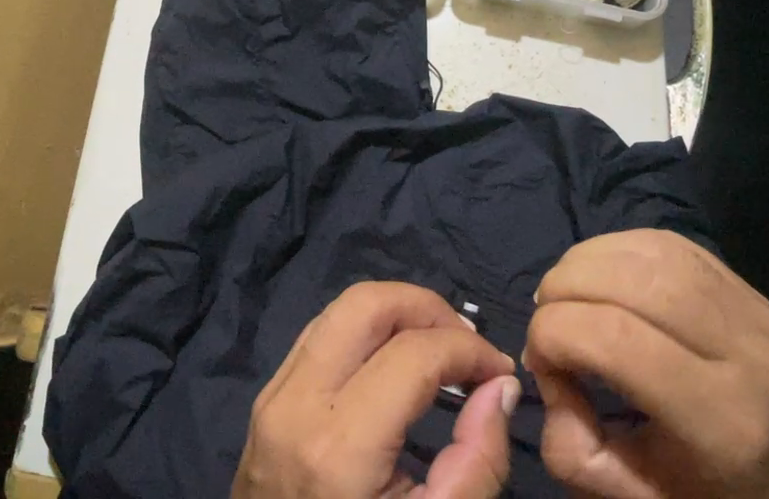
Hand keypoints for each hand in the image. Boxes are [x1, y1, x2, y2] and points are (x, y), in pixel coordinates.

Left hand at [233, 282, 522, 498]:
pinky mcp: (268, 394)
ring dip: (398, 312)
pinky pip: (322, 331)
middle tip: (468, 345)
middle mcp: (297, 402)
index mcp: (337, 447)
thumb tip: (498, 386)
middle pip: (366, 304)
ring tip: (440, 346)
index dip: (469, 351)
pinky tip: (397, 356)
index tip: (500, 372)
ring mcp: (274, 393)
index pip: (413, 354)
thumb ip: (476, 464)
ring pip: (340, 307)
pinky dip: (367, 328)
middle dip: (428, 308)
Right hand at [524, 230, 768, 498]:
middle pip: (626, 282)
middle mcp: (743, 352)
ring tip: (568, 298)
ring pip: (647, 251)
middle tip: (549, 326)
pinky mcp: (750, 288)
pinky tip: (604, 280)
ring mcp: (753, 311)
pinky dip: (619, 250)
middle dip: (561, 291)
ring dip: (585, 262)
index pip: (612, 338)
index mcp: (721, 422)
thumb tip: (551, 379)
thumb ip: (576, 452)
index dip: (552, 335)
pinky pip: (669, 243)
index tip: (543, 364)